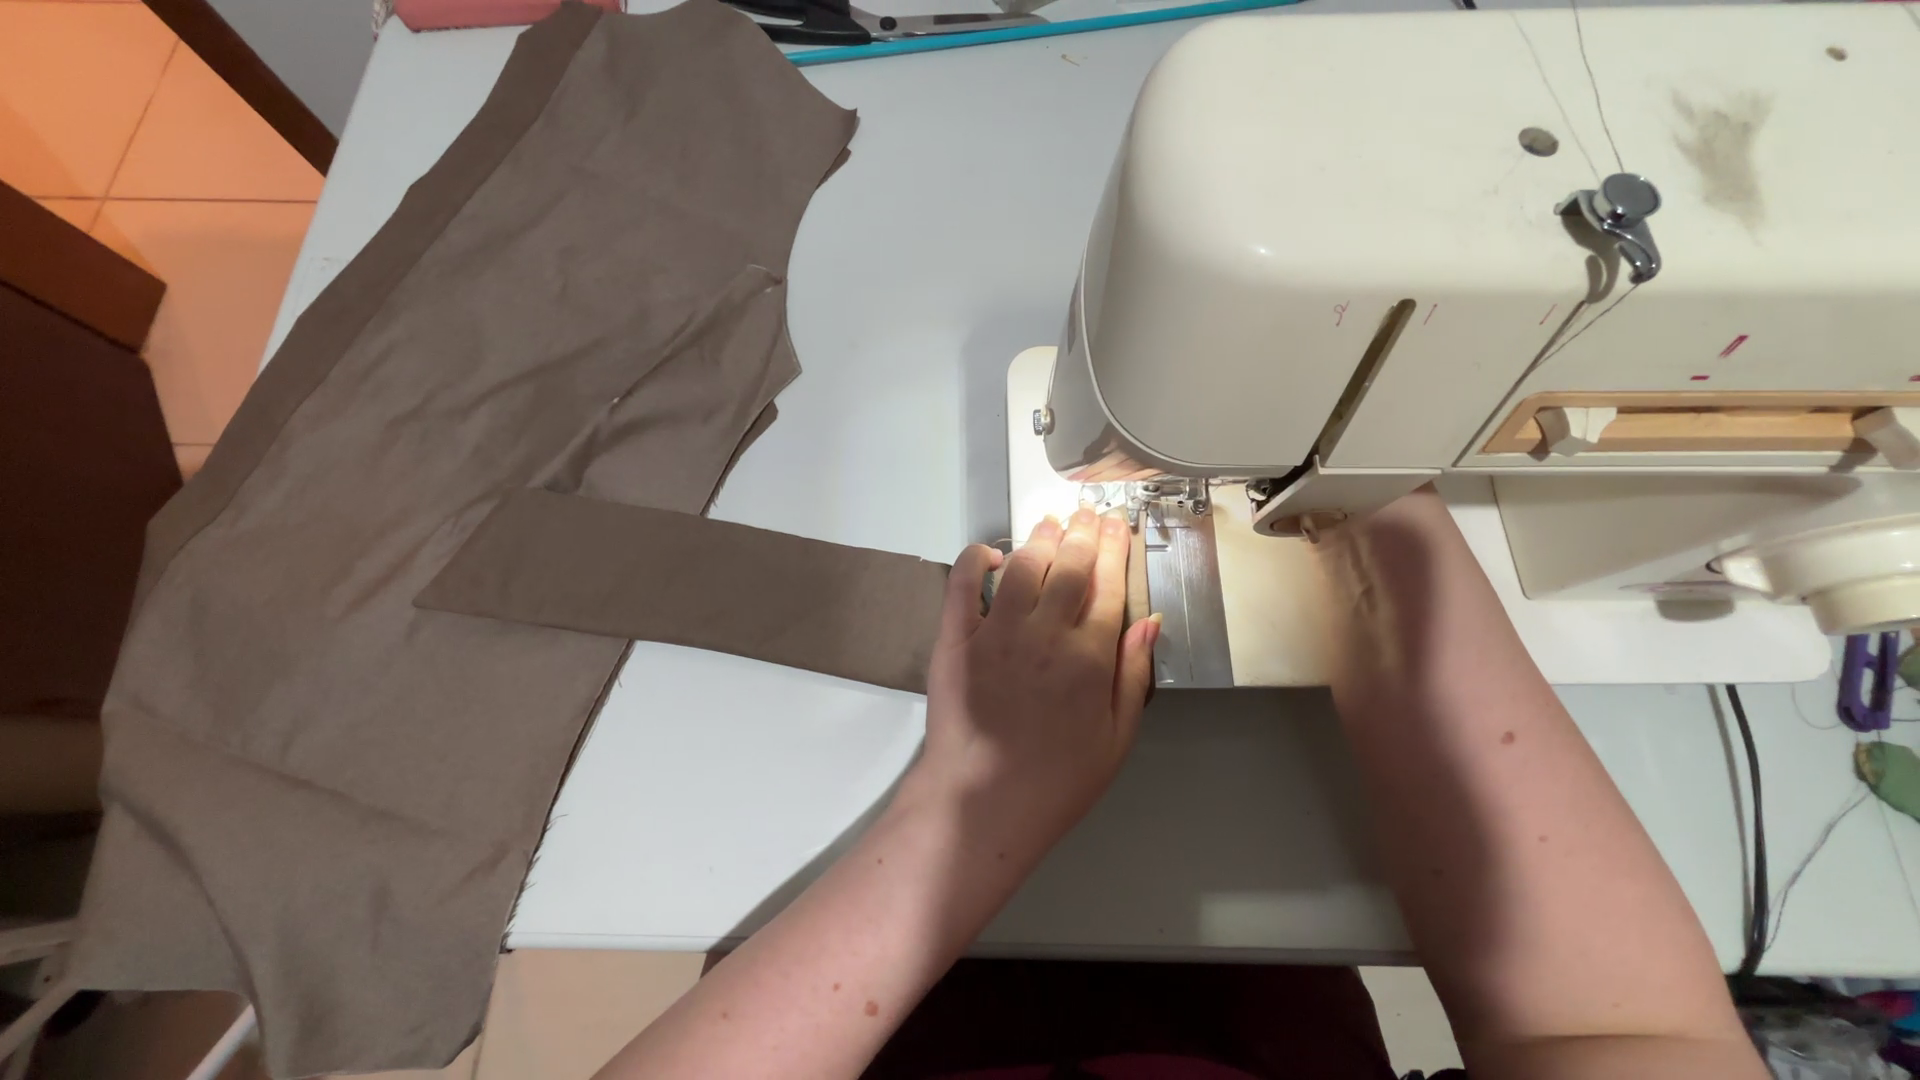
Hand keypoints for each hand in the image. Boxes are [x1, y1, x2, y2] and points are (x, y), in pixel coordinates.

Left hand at [907, 509, 1159, 858]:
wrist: (983, 801)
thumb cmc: (1058, 780)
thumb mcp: (1116, 739)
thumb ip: (1133, 676)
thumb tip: (1150, 623)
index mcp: (1090, 657)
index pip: (1108, 586)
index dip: (1115, 550)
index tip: (1117, 526)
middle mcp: (1046, 633)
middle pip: (1069, 566)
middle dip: (1083, 533)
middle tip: (1088, 515)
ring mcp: (996, 632)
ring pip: (1022, 566)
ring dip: (1039, 539)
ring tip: (1050, 524)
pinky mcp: (955, 638)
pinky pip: (962, 583)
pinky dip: (974, 559)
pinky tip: (989, 553)